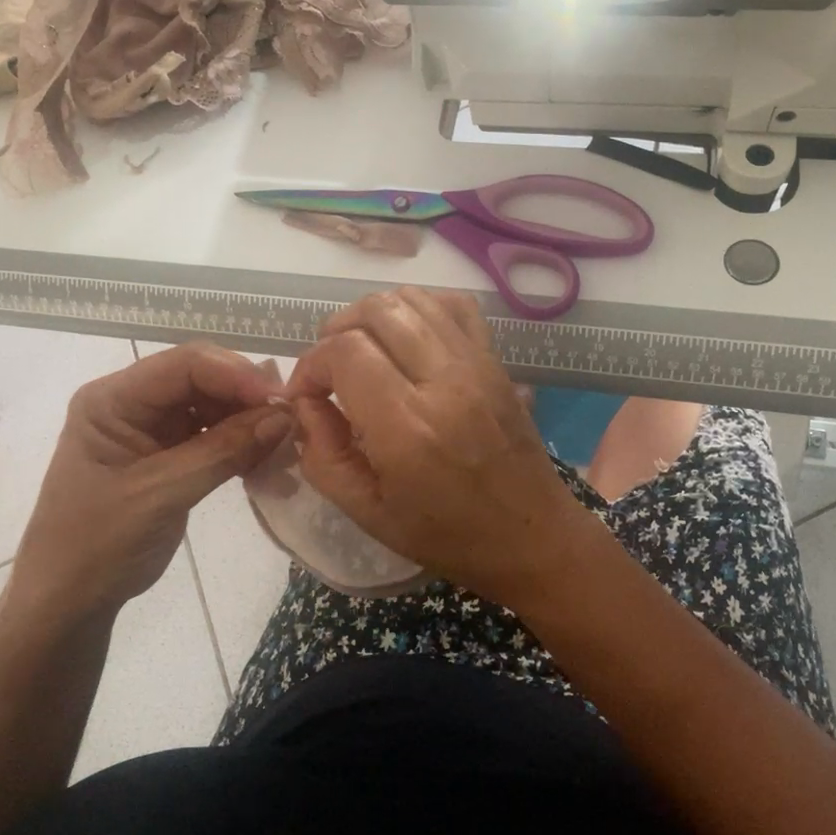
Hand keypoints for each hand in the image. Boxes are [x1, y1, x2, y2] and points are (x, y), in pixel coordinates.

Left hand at [9, 343, 292, 620]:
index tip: (279, 401)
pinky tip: (270, 458)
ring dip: (251, 419)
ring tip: (287, 440)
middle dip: (247, 394)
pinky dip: (244, 443)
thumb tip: (285, 416)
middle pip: (203, 378)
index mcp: (112, 400)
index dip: (235, 375)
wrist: (70, 601)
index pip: (184, 365)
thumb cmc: (98, 545)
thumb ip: (222, 452)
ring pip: (215, 404)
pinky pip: (216, 433)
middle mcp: (132, 402)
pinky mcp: (171, 453)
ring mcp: (153, 427)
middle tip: (292, 418)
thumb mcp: (160, 495)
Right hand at [287, 288, 599, 607]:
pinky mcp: (496, 361)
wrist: (531, 535)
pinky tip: (408, 337)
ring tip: (363, 349)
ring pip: (414, 299)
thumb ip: (322, 454)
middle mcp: (444, 382)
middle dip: (336, 331)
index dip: (311, 364)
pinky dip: (423, 307)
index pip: (344, 352)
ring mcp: (476, 365)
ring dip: (374, 315)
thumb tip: (304, 401)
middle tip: (330, 369)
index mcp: (408, 428)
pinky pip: (457, 305)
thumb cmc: (446, 534)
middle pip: (376, 312)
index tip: (307, 394)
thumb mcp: (366, 511)